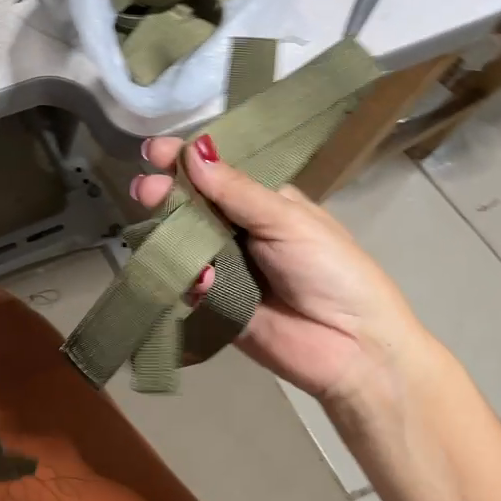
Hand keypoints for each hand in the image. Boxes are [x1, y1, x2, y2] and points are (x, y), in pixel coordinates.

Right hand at [132, 135, 424, 404]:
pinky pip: (182, 279)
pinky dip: (173, 269)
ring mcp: (222, 265)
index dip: (187, 159)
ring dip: (162, 226)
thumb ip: (236, 190)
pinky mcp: (210, 301)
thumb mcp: (287, 221)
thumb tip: (194, 149)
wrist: (353, 351)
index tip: (157, 150)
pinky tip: (170, 262)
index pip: (216, 172)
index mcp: (262, 202)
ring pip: (181, 238)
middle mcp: (238, 229)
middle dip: (165, 190)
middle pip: (191, 203)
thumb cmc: (332, 271)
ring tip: (148, 216)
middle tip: (146, 188)